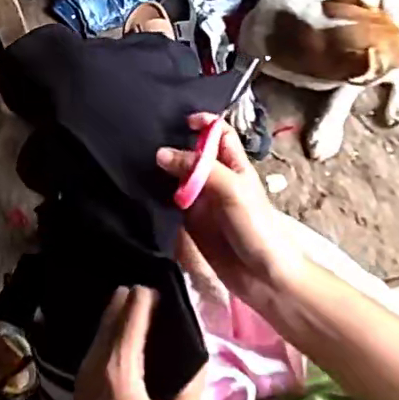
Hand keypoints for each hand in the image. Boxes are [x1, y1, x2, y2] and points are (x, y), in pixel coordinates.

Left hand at [77, 286, 202, 399]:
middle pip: (114, 308)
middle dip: (139, 298)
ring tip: (160, 314)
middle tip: (171, 298)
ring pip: (104, 324)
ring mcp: (82, 376)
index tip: (175, 284)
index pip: (133, 307)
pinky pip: (99, 343)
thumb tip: (197, 340)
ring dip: (127, 314)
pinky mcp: (80, 390)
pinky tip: (139, 341)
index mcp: (117, 370)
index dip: (154, 291)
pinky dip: (117, 332)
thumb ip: (191, 380)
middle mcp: (93, 364)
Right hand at [156, 114, 302, 301]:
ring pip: (178, 175)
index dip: (203, 123)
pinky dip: (157, 194)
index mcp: (233, 163)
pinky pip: (169, 201)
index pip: (218, 133)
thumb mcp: (233, 189)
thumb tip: (161, 154)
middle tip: (145, 138)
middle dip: (174, 144)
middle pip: (192, 152)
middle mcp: (215, 177)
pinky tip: (140, 186)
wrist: (263, 278)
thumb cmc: (256, 226)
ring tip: (135, 159)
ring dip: (162, 170)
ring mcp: (201, 199)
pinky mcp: (189, 221)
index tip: (181, 121)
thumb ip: (200, 169)